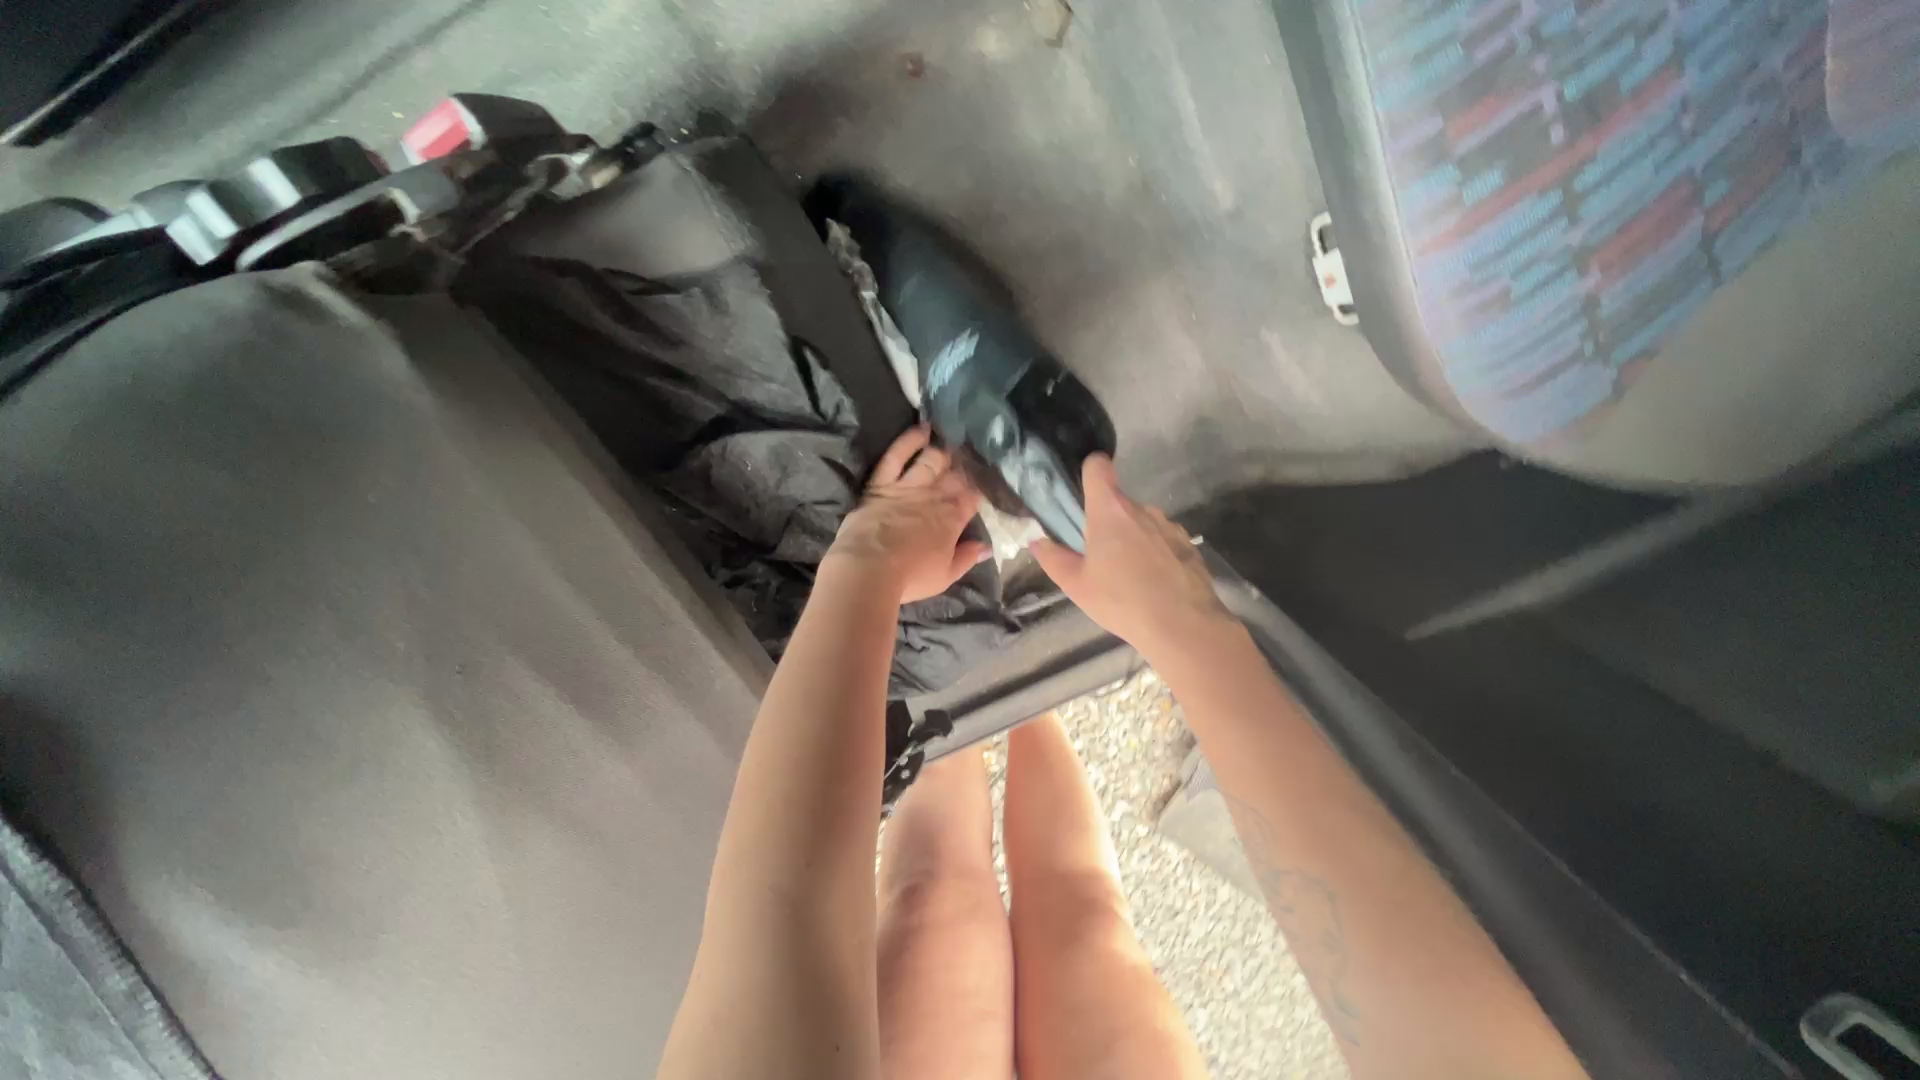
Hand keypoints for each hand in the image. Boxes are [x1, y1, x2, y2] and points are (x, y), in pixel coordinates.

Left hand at [828, 425, 990, 603]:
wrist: (868, 569)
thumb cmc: (910, 577)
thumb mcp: (945, 576)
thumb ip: (966, 558)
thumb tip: (986, 547)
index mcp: (953, 519)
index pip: (972, 497)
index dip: (980, 488)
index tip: (985, 482)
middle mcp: (934, 496)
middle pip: (955, 475)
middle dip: (966, 466)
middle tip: (972, 456)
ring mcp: (908, 486)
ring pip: (931, 460)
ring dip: (943, 451)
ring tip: (951, 442)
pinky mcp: (882, 483)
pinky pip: (896, 456)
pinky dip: (909, 441)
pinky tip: (921, 429)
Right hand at [1030, 454, 1232, 656]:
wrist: (1182, 624)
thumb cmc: (1121, 600)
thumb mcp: (1077, 585)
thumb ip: (1053, 559)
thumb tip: (1038, 542)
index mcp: (1110, 510)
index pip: (1098, 467)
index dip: (1090, 472)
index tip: (1084, 495)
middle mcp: (1141, 509)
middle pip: (1118, 503)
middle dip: (1108, 523)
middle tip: (1100, 557)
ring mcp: (1169, 525)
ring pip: (1142, 523)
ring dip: (1133, 539)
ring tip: (1130, 576)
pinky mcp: (1188, 544)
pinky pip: (1163, 540)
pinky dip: (1156, 554)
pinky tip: (1155, 583)